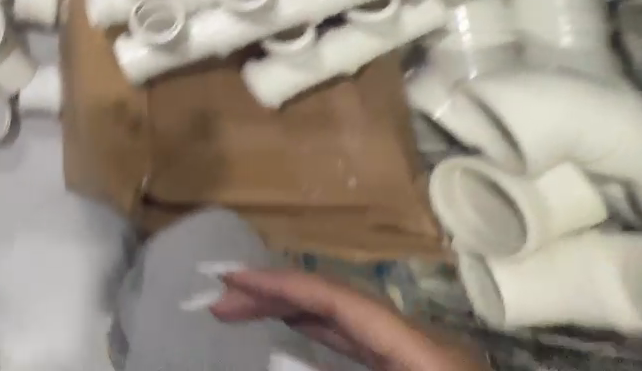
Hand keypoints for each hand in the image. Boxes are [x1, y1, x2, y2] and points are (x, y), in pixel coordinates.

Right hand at [209, 268, 483, 370]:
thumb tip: (272, 362)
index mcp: (421, 353)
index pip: (337, 299)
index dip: (280, 284)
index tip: (229, 280)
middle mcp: (420, 350)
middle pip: (338, 305)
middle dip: (277, 297)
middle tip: (220, 302)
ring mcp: (420, 367)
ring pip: (348, 327)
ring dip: (294, 316)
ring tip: (244, 312)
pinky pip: (362, 353)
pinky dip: (321, 343)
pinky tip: (293, 349)